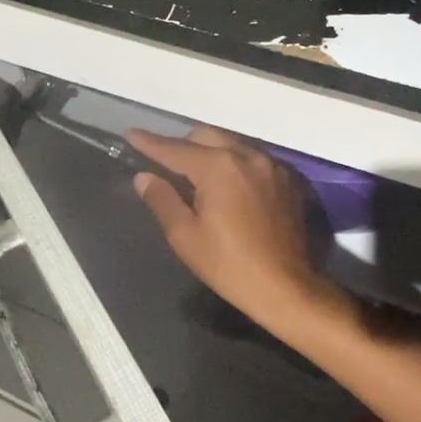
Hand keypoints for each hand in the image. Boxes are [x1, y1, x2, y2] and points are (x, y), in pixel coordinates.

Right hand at [127, 127, 346, 330]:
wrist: (286, 287)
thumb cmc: (229, 265)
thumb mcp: (186, 236)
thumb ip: (163, 200)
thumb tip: (144, 177)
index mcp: (219, 167)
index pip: (175, 149)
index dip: (150, 143)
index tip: (130, 134)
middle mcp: (248, 156)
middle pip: (208, 136)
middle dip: (183, 144)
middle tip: (166, 162)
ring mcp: (273, 166)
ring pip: (234, 145)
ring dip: (212, 152)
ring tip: (197, 173)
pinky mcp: (290, 181)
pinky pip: (255, 160)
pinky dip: (237, 164)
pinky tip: (231, 185)